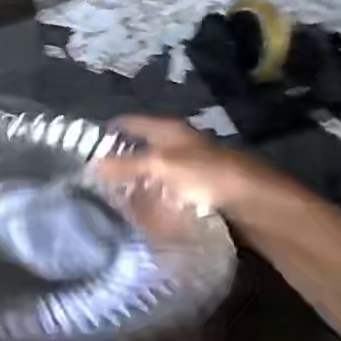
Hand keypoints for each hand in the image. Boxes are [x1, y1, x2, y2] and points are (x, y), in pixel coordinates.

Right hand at [95, 116, 304, 216]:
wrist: (254, 203)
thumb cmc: (205, 175)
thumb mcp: (160, 166)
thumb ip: (126, 166)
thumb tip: (91, 166)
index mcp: (169, 130)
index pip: (132, 123)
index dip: (111, 130)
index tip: (86, 146)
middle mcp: (180, 145)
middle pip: (143, 150)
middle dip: (121, 164)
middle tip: (95, 181)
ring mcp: (191, 170)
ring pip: (155, 175)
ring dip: (138, 187)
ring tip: (114, 203)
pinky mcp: (200, 194)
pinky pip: (168, 197)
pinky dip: (155, 204)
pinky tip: (144, 217)